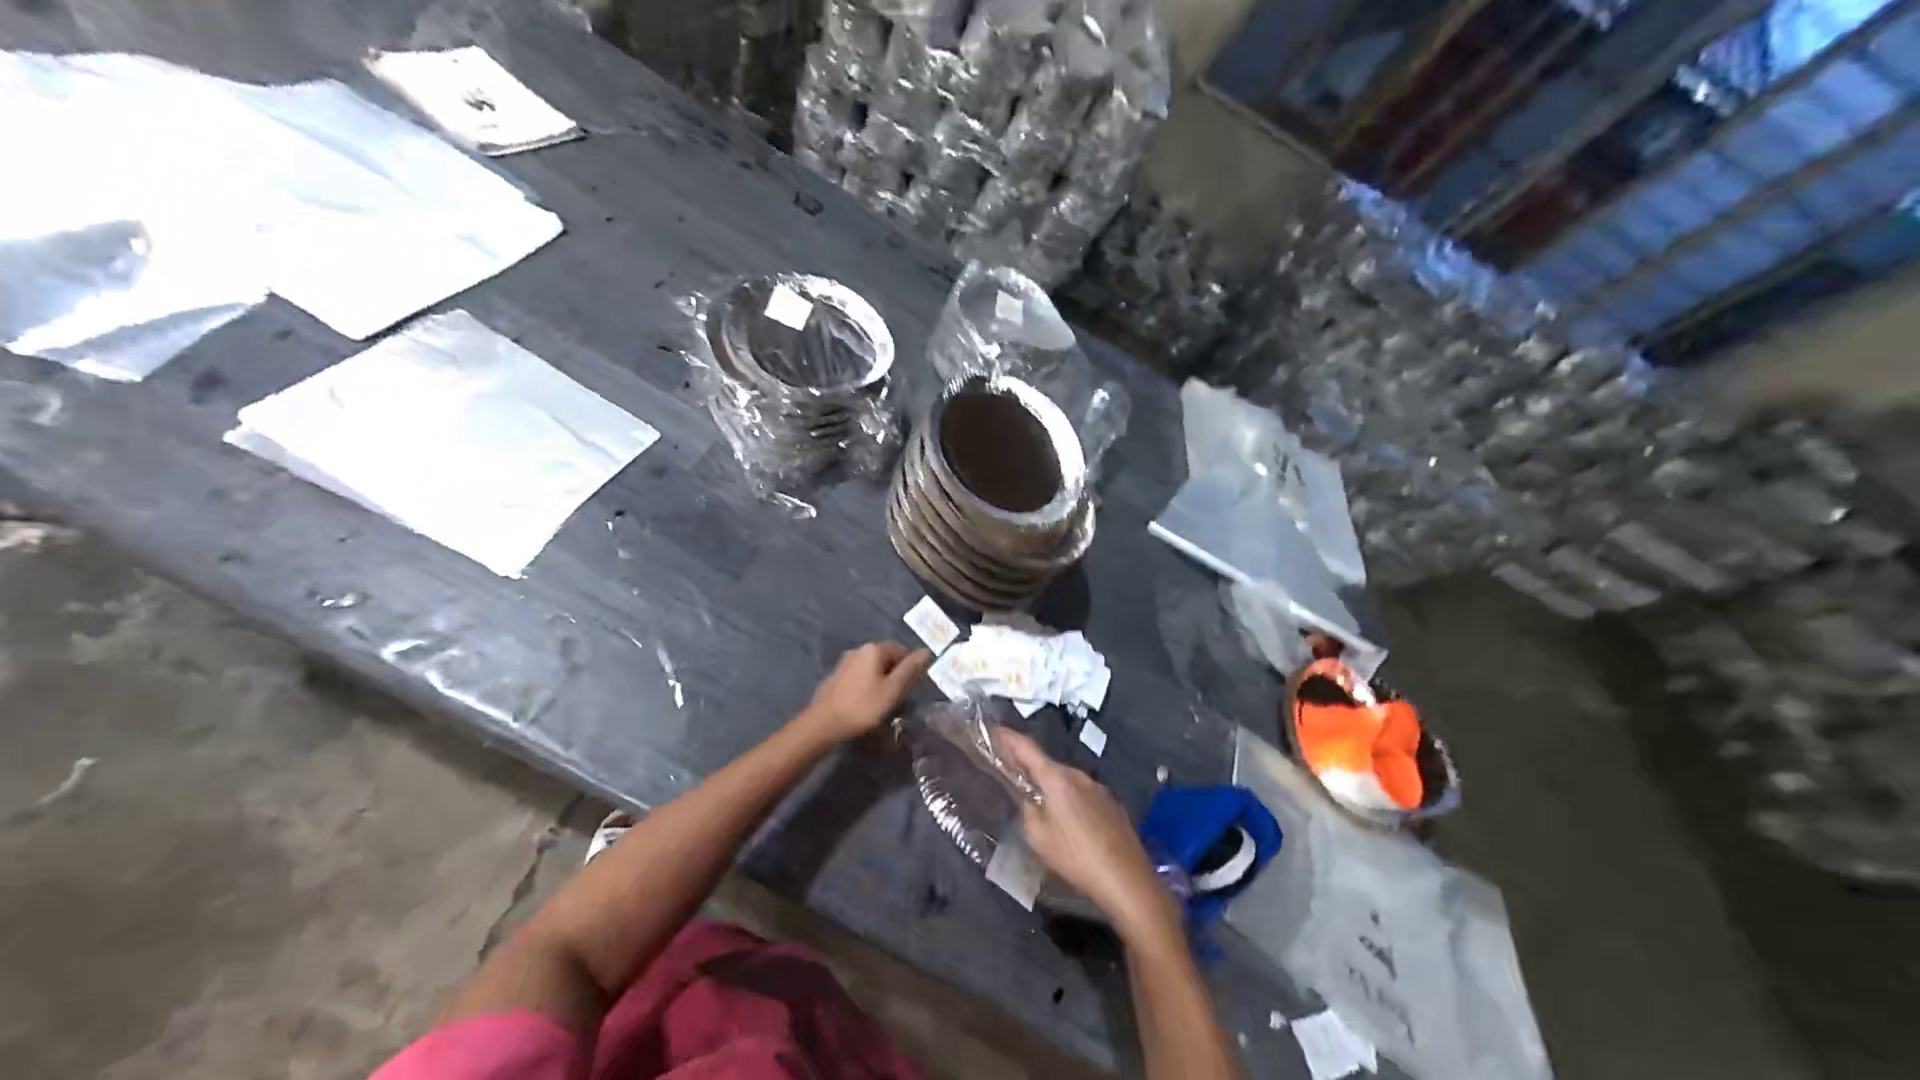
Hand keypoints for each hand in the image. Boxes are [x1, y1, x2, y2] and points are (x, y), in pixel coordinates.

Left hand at [798, 642, 933, 742]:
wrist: (824, 723)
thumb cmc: (863, 707)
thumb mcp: (893, 690)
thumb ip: (910, 669)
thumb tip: (926, 651)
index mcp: (874, 649)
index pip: (902, 649)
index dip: (911, 665)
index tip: (914, 685)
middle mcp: (858, 650)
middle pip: (886, 656)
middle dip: (896, 672)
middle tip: (901, 694)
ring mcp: (845, 662)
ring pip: (872, 667)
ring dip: (882, 679)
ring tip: (886, 700)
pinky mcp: (836, 676)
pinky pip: (860, 675)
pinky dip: (868, 684)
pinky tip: (867, 701)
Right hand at [999, 729, 1180, 943]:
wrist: (1128, 880)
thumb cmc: (1076, 858)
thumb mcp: (1038, 837)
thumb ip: (1027, 809)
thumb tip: (1026, 796)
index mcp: (1057, 778)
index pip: (1027, 748)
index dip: (1009, 738)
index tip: (995, 730)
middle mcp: (1079, 776)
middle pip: (1048, 764)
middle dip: (1029, 766)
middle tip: (1012, 772)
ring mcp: (1099, 789)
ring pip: (1067, 780)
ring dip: (1051, 785)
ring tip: (1039, 801)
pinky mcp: (1112, 805)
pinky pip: (1082, 793)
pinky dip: (1069, 798)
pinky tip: (1069, 820)